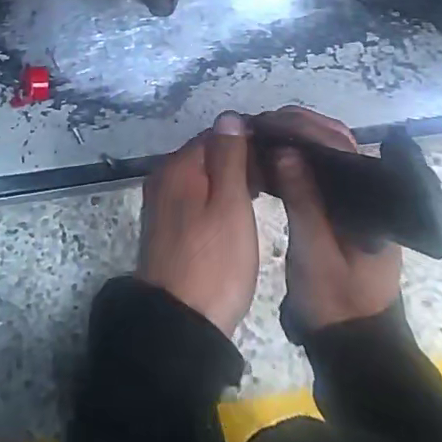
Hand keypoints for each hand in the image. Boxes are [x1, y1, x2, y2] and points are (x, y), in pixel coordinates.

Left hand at [135, 112, 259, 335]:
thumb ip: (230, 158)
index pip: (216, 135)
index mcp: (178, 167)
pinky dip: (218, 200)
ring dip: (230, 181)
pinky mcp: (168, 228)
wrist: (180, 325)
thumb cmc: (213, 262)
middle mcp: (164, 178)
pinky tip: (240, 214)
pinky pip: (196, 199)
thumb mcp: (229, 205)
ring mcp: (163, 204)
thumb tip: (230, 116)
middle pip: (207, 155)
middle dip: (240, 161)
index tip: (278, 156)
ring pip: (203, 178)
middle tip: (277, 177)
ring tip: (265, 194)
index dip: (248, 141)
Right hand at [261, 106, 401, 331]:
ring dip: (297, 138)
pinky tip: (272, 158)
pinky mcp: (341, 210)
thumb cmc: (336, 303)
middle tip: (261, 123)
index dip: (304, 128)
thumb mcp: (315, 255)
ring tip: (261, 133)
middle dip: (299, 126)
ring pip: (328, 153)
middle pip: (336, 142)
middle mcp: (369, 192)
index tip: (270, 122)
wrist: (353, 344)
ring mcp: (356, 200)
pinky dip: (297, 159)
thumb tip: (286, 151)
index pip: (341, 147)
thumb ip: (304, 202)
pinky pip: (320, 171)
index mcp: (371, 200)